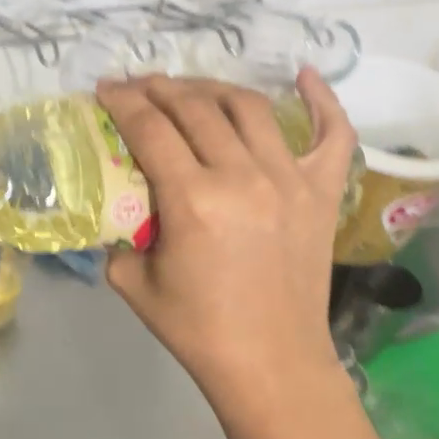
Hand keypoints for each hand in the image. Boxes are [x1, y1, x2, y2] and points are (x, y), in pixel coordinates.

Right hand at [96, 71, 356, 403]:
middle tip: (139, 87)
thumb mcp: (134, 284)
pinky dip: (322, 99)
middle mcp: (242, 177)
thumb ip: (118, 238)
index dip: (122, 101)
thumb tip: (117, 211)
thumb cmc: (198, 329)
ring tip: (191, 89)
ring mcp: (290, 179)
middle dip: (159, 89)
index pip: (150, 128)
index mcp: (192, 200)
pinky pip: (333, 133)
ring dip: (213, 89)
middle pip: (195, 108)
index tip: (105, 89)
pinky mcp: (323, 192)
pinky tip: (303, 75)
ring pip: (249, 108)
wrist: (271, 363)